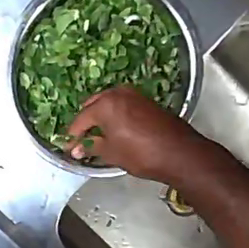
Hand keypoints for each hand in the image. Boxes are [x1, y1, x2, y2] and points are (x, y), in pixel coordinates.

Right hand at [67, 87, 221, 185]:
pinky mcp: (146, 101)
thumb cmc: (141, 154)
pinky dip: (115, 115)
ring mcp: (134, 95)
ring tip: (97, 137)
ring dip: (100, 118)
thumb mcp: (111, 153)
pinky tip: (115, 131)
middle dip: (85, 123)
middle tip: (81, 142)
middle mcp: (118, 94)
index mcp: (105, 104)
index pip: (80, 120)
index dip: (73, 136)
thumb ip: (91, 148)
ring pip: (108, 104)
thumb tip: (76, 149)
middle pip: (92, 106)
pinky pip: (122, 105)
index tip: (69, 148)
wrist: (179, 153)